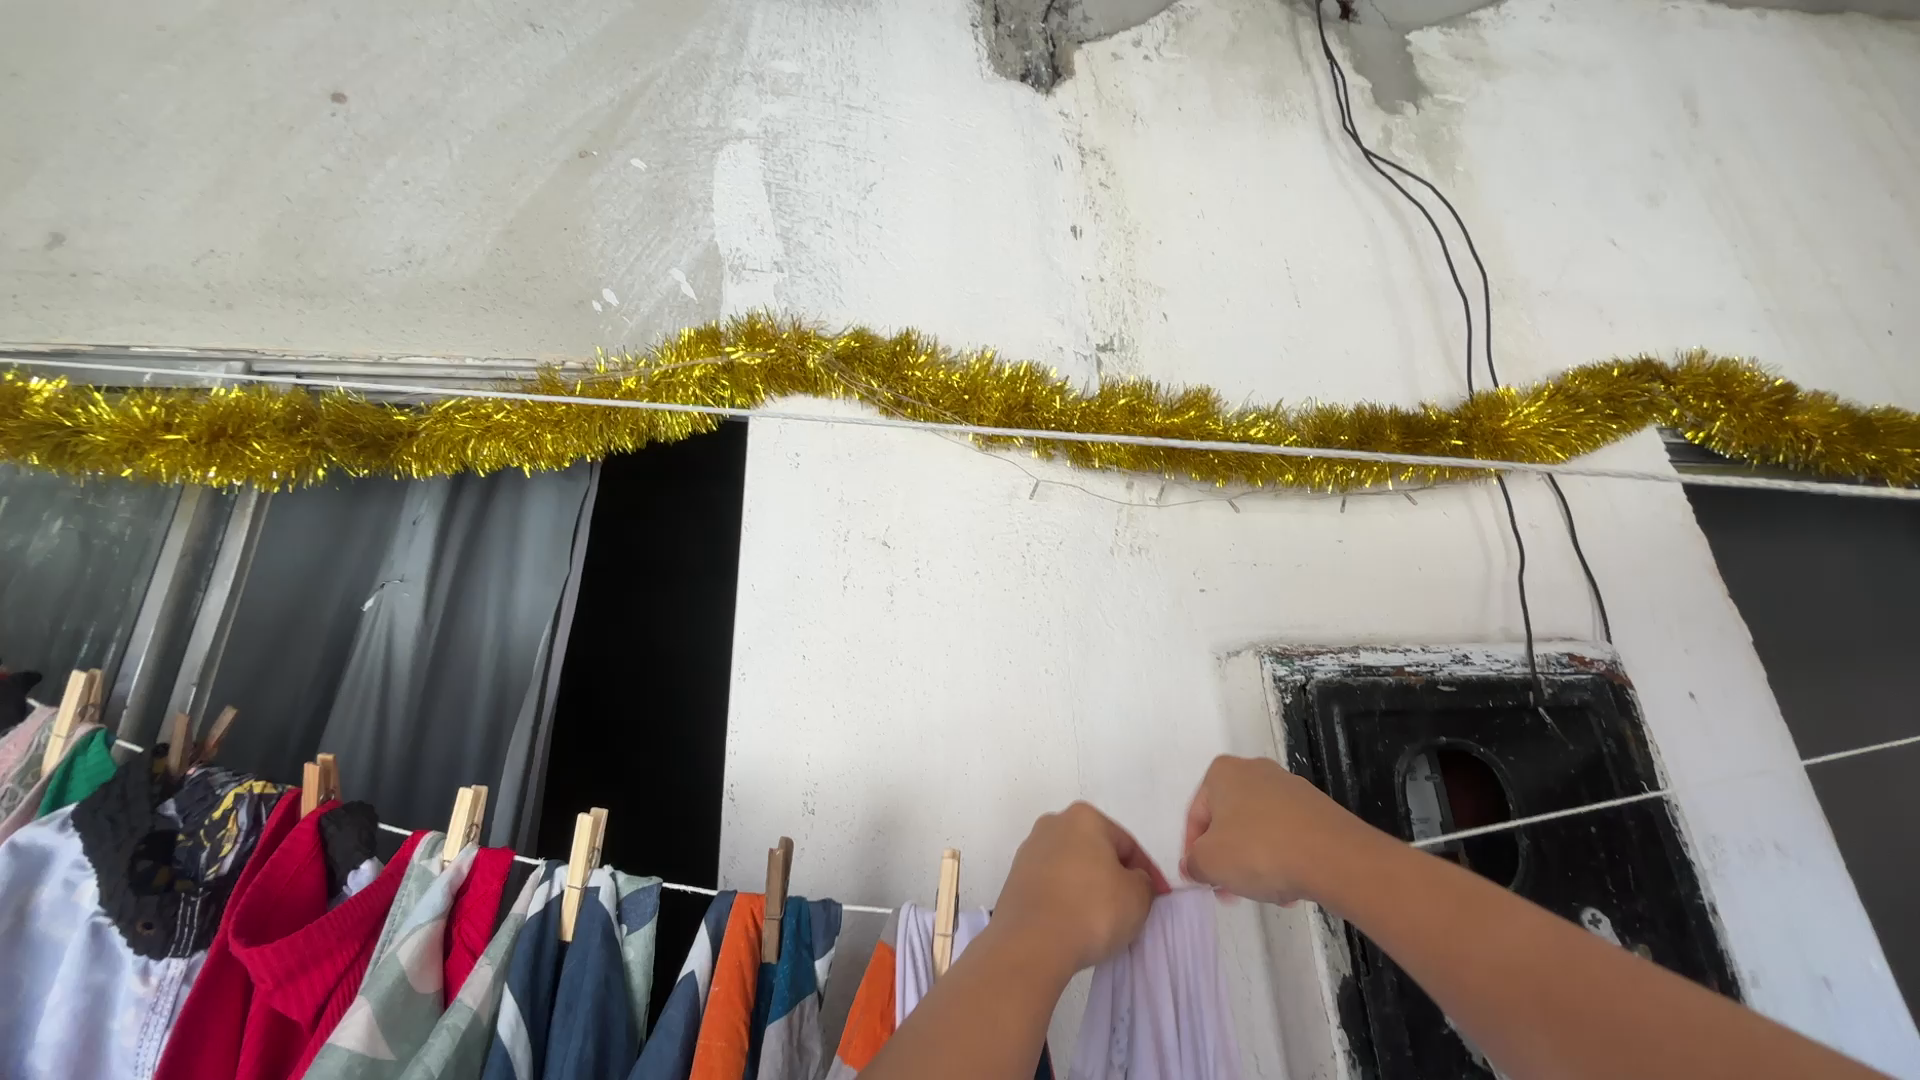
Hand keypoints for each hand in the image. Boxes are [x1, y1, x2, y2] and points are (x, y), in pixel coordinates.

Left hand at [989, 802, 1169, 976]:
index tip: (1159, 898)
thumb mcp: (1138, 896)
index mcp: (1084, 817)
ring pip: (1073, 868)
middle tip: (1132, 906)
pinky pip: (1053, 886)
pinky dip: (1067, 900)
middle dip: (1115, 876)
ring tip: (1104, 920)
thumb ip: (1143, 882)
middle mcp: (1053, 824)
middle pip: (1096, 851)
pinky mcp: (1015, 879)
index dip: (1148, 873)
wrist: (1032, 942)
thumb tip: (1132, 880)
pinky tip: (1077, 923)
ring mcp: (1029, 851)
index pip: (1127, 844)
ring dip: (1090, 888)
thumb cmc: (1092, 909)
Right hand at [1181, 754, 1380, 903]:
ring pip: (1259, 830)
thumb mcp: (1209, 862)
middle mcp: (1255, 771)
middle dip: (1227, 858)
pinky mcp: (1317, 809)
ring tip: (1265, 892)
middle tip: (1229, 889)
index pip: (1196, 815)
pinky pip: (1288, 835)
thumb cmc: (1259, 851)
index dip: (1194, 852)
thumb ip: (1193, 863)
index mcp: (1223, 772)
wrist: (1335, 857)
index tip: (1202, 879)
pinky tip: (1290, 885)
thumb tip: (1195, 865)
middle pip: (1229, 821)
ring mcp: (1290, 788)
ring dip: (1255, 861)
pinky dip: (1283, 858)